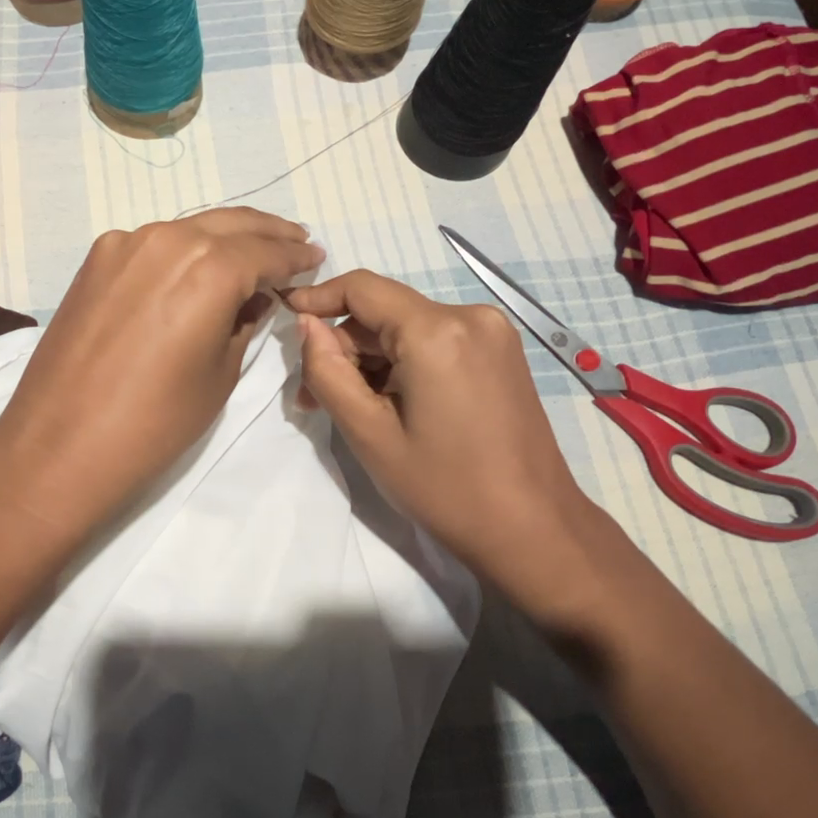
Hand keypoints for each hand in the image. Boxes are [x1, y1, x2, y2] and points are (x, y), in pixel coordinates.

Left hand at [0, 208, 323, 537]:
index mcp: (209, 266)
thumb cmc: (155, 422)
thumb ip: (243, 322)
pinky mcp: (95, 262)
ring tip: (251, 252)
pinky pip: (153, 245)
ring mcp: (123, 245)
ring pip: (188, 229)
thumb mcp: (220, 374)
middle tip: (296, 241)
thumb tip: (253, 296)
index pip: (266, 251)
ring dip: (224, 237)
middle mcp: (167, 239)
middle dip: (267, 233)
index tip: (315, 258)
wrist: (60, 446)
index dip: (295, 257)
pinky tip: (196, 268)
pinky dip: (182, 250)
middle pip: (229, 225)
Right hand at [286, 270, 606, 619]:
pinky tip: (390, 404)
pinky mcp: (501, 354)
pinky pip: (435, 343)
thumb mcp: (369, 432)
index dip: (318, 297)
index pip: (363, 288)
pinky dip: (405, 364)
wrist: (533, 529)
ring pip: (408, 330)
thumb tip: (307, 325)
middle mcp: (469, 316)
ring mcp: (492, 334)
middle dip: (344, 348)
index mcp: (436, 330)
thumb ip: (328, 370)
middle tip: (313, 397)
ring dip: (373, 360)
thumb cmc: (445, 486)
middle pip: (385, 313)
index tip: (284, 313)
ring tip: (349, 410)